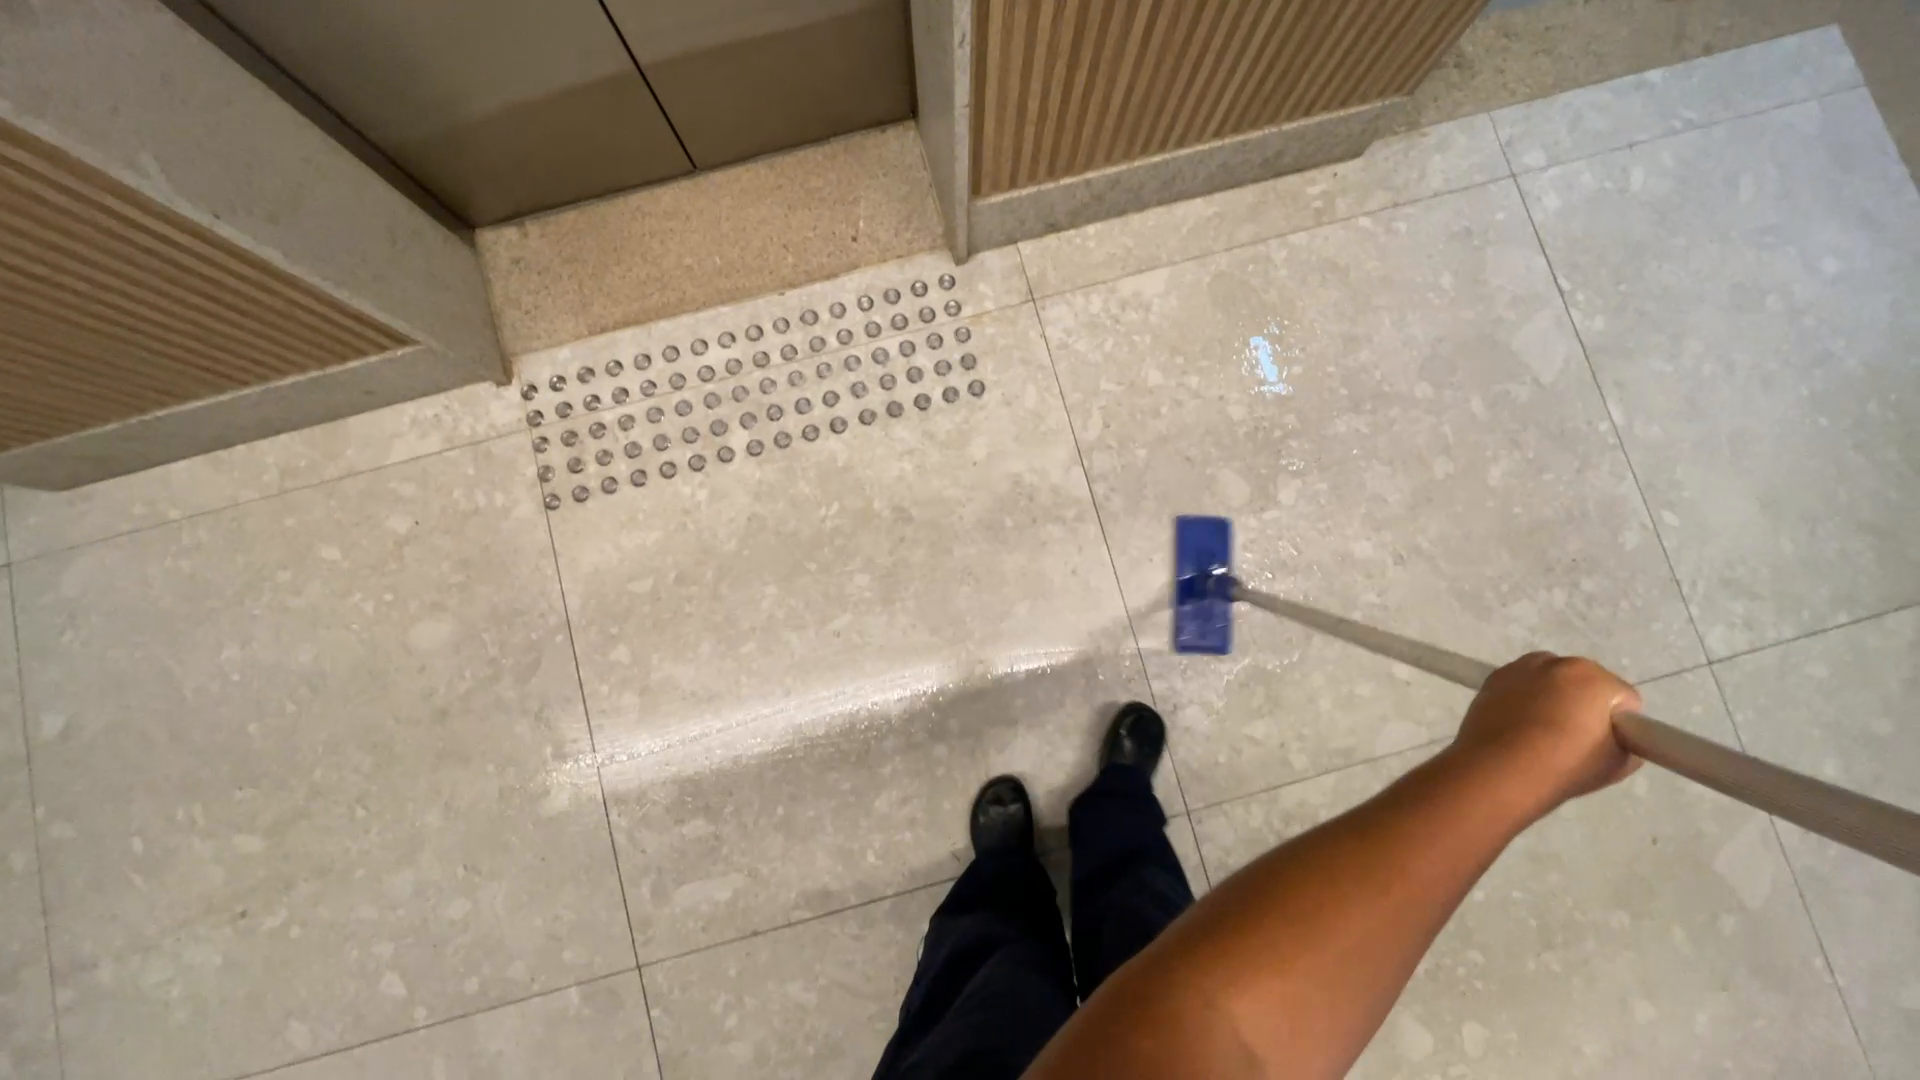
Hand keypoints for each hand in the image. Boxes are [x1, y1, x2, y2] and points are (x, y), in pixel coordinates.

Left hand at [1449, 652, 1641, 816]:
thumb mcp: (1620, 761)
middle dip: (1585, 703)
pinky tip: (1519, 721)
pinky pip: (1521, 684)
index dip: (1620, 723)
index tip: (1605, 741)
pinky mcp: (1492, 677)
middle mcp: (1555, 662)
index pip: (1622, 698)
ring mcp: (1519, 667)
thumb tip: (1613, 732)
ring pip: (1550, 679)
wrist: (1499, 768)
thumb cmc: (1564, 764)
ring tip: (1543, 728)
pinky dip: (1524, 696)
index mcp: (1592, 677)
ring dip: (1553, 694)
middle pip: (1584, 682)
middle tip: (1574, 735)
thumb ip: (1627, 738)